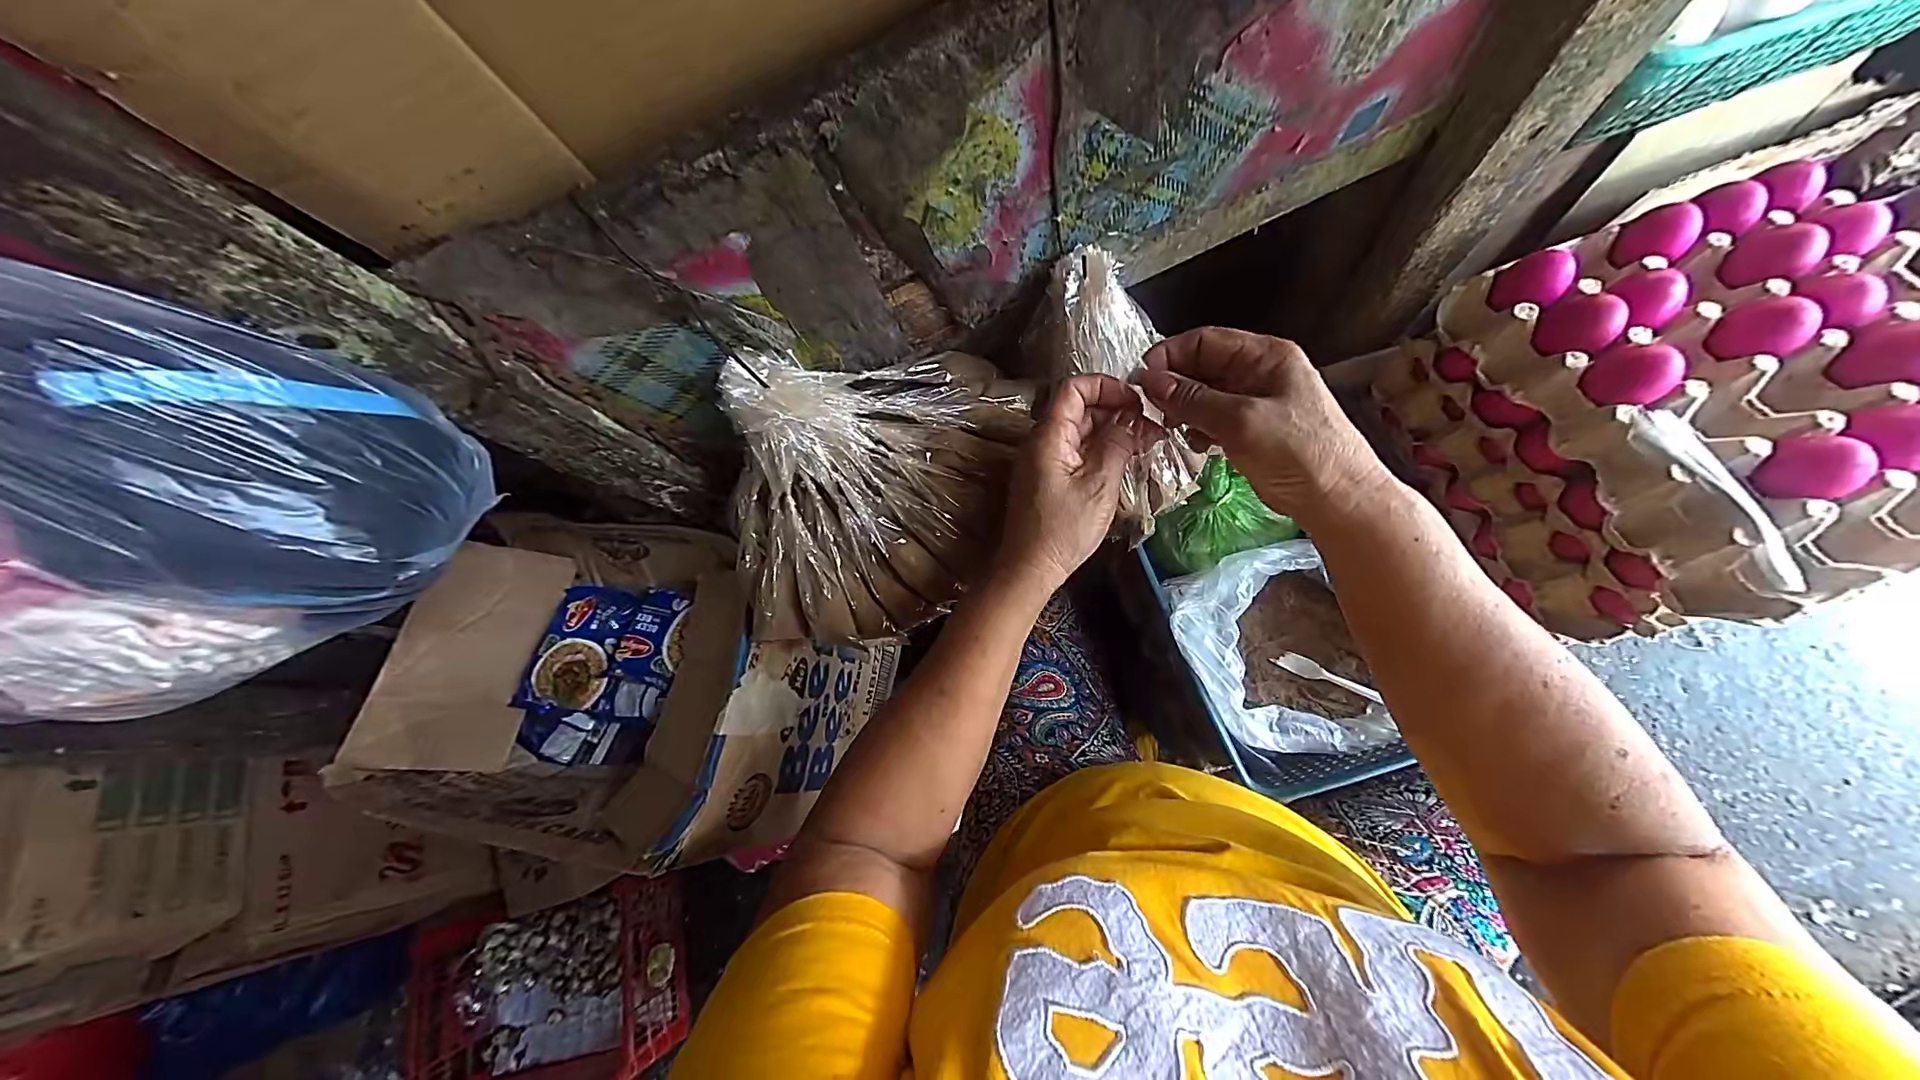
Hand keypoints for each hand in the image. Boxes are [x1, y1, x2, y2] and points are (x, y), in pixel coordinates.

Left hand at [994, 374, 1154, 590]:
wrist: (1029, 568)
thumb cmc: (1062, 531)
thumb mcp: (1099, 486)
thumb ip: (1117, 445)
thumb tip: (1132, 418)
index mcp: (1049, 437)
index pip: (1074, 388)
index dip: (1106, 386)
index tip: (1135, 400)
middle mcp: (1041, 442)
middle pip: (1079, 409)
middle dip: (1116, 410)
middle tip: (1150, 425)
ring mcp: (1043, 461)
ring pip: (1080, 431)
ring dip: (1112, 431)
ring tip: (1146, 442)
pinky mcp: (1048, 478)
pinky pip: (1076, 452)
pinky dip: (1101, 450)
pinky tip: (1125, 460)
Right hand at [1138, 327, 1392, 528]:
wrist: (1337, 497)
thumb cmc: (1299, 452)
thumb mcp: (1242, 421)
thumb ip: (1193, 399)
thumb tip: (1150, 381)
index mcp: (1265, 356)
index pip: (1205, 340)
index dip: (1170, 355)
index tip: (1142, 378)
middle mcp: (1258, 373)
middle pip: (1202, 367)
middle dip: (1173, 384)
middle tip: (1149, 407)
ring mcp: (1254, 402)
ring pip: (1204, 395)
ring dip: (1182, 409)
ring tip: (1168, 427)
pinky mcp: (1250, 430)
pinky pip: (1212, 419)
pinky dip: (1197, 428)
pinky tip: (1193, 443)